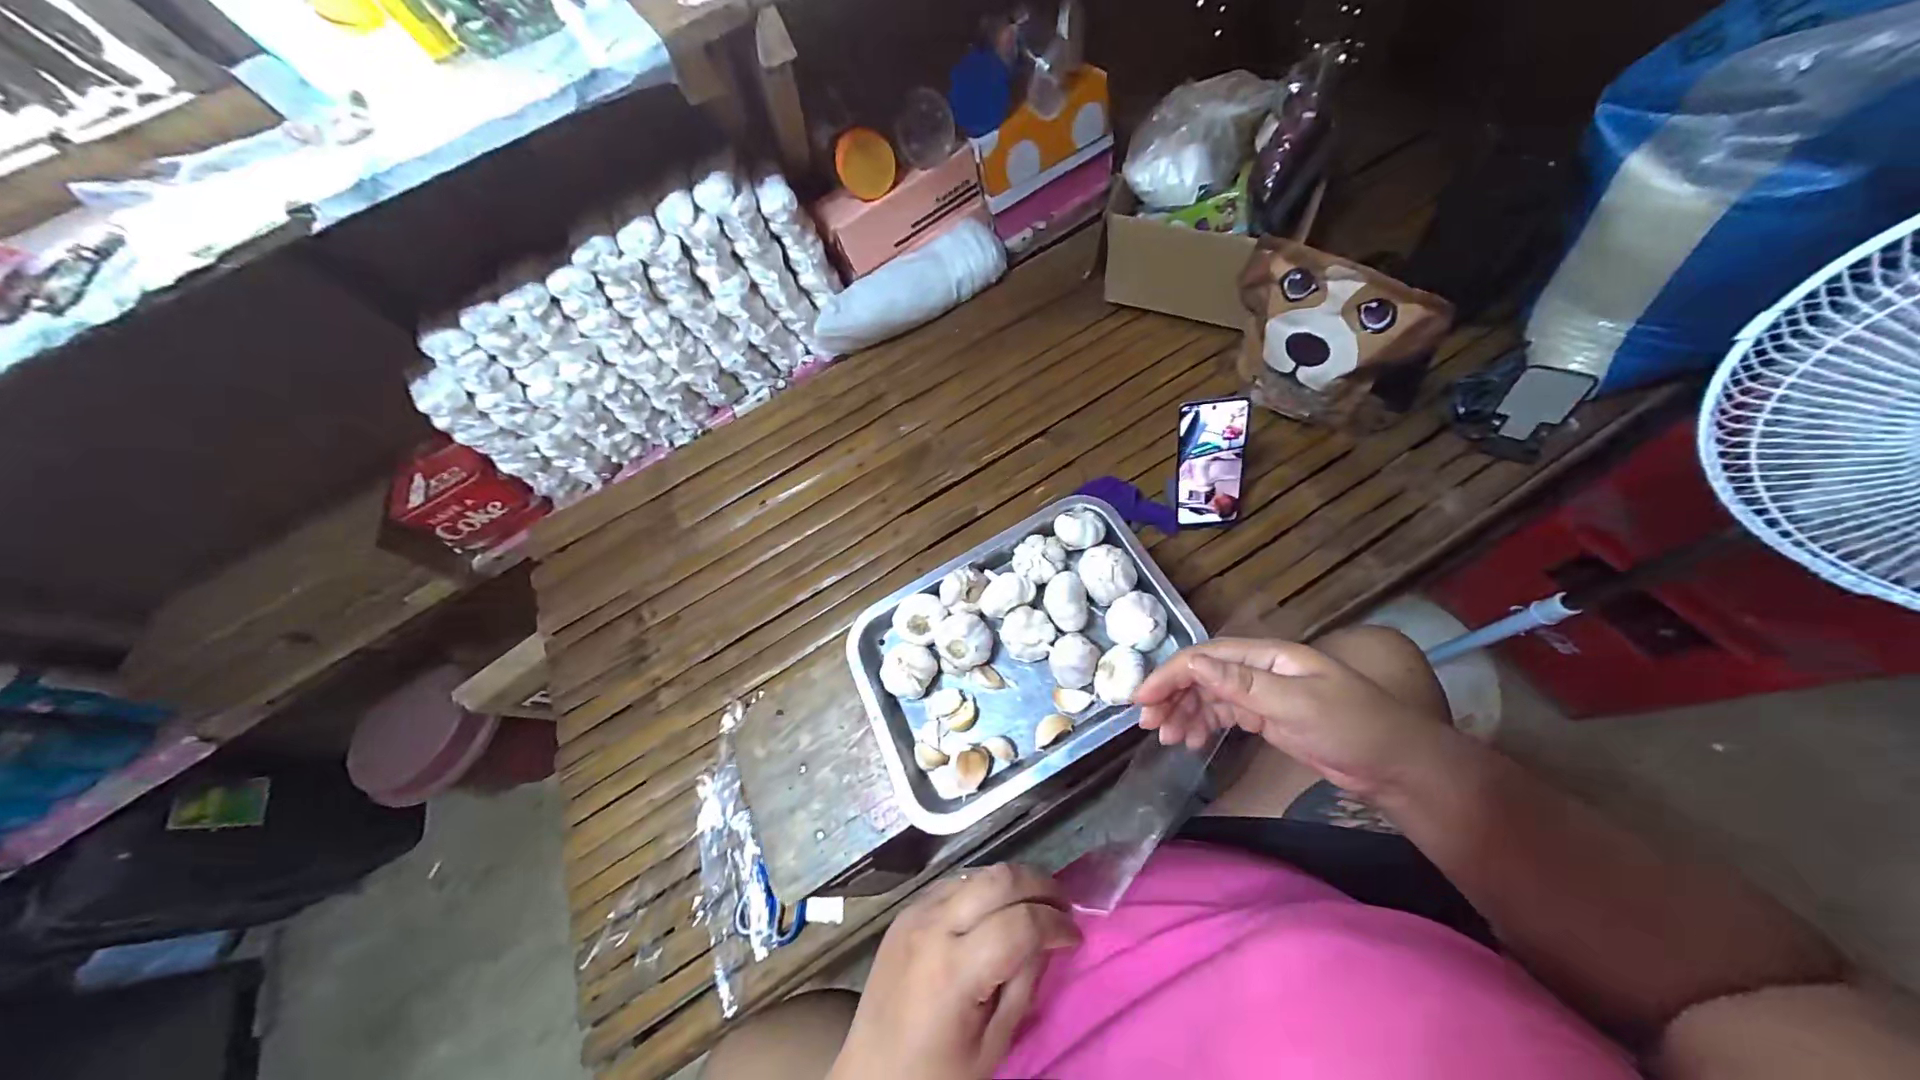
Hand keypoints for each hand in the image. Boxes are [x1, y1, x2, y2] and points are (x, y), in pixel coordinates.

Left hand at [828, 863, 1080, 1079]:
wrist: (869, 1075)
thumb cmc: (936, 1073)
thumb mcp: (992, 1044)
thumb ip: (1023, 984)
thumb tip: (1049, 939)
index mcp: (954, 970)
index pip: (1020, 922)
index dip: (1056, 923)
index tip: (1075, 937)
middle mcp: (932, 927)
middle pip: (999, 879)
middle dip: (1040, 885)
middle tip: (1063, 906)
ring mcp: (914, 912)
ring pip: (977, 872)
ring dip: (1013, 882)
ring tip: (1036, 904)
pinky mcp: (905, 910)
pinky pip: (954, 882)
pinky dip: (983, 887)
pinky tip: (997, 909)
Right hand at [1134, 637, 1454, 796]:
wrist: (1397, 766)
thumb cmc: (1351, 727)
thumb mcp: (1295, 705)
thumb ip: (1241, 684)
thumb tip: (1193, 662)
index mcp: (1268, 656)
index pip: (1206, 657)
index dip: (1170, 674)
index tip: (1141, 699)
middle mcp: (1260, 669)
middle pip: (1202, 674)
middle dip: (1172, 696)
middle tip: (1148, 725)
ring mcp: (1263, 693)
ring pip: (1209, 696)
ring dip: (1184, 713)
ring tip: (1166, 739)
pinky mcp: (1268, 717)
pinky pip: (1224, 715)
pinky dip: (1204, 725)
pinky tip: (1191, 741)